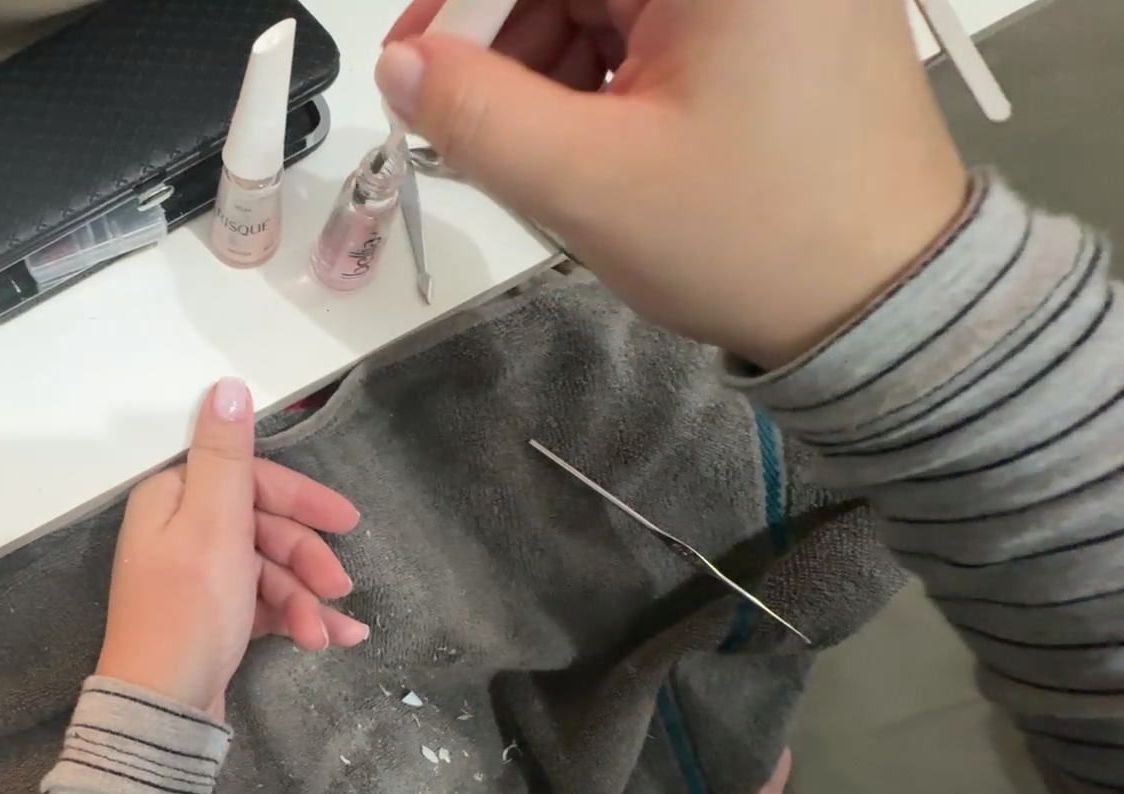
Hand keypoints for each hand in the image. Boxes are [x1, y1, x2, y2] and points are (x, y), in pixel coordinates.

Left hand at [95, 378, 366, 717]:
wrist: (162, 709)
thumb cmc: (189, 611)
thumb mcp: (212, 525)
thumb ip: (225, 456)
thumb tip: (227, 385)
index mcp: (174, 501)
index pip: (248, 480)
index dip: (300, 498)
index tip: (347, 520)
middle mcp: (181, 532)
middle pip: (261, 525)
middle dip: (305, 556)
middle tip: (340, 585)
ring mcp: (197, 577)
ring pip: (267, 568)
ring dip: (303, 597)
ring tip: (326, 632)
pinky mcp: (213, 615)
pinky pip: (262, 601)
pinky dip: (294, 617)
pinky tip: (328, 639)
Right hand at [377, 0, 970, 367]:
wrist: (869, 293)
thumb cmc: (734, 236)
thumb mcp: (582, 181)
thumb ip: (475, 116)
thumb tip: (398, 67)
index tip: (408, 68)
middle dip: (501, 37)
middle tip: (460, 121)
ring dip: (539, 61)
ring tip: (529, 146)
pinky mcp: (765, 15)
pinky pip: (644, 21)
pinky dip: (588, 70)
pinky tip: (578, 134)